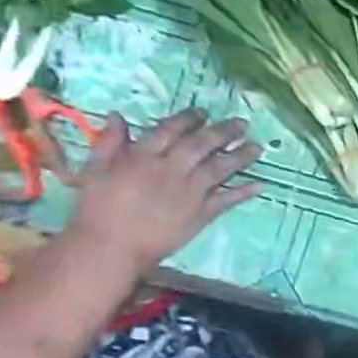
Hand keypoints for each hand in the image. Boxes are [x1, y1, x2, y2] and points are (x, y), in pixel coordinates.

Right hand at [64, 108, 263, 273]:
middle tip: (243, 123)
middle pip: (202, 145)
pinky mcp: (203, 213)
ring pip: (220, 169)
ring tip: (258, 147)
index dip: (189, 119)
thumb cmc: (97, 207)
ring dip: (241, 156)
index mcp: (142, 157)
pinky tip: (260, 184)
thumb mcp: (96, 169)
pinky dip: (244, 191)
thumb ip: (110, 143)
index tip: (204, 112)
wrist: (113, 245)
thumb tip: (119, 116)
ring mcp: (190, 192)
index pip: (170, 130)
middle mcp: (171, 170)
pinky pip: (228, 199)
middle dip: (223, 132)